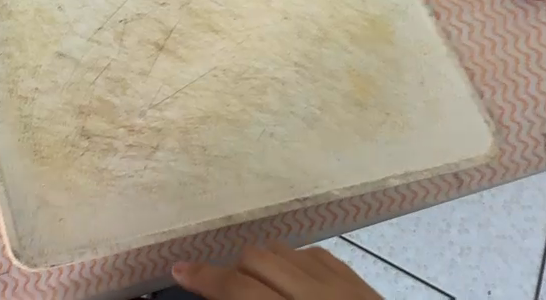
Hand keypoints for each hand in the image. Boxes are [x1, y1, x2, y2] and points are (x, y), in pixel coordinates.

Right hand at [173, 244, 382, 299]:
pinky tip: (294, 288)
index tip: (179, 271)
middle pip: (257, 260)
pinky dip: (296, 266)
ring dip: (263, 266)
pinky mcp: (366, 287)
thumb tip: (226, 294)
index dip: (205, 278)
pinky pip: (316, 256)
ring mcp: (349, 290)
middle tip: (222, 293)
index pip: (240, 290)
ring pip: (284, 251)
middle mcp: (321, 299)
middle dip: (233, 273)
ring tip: (259, 291)